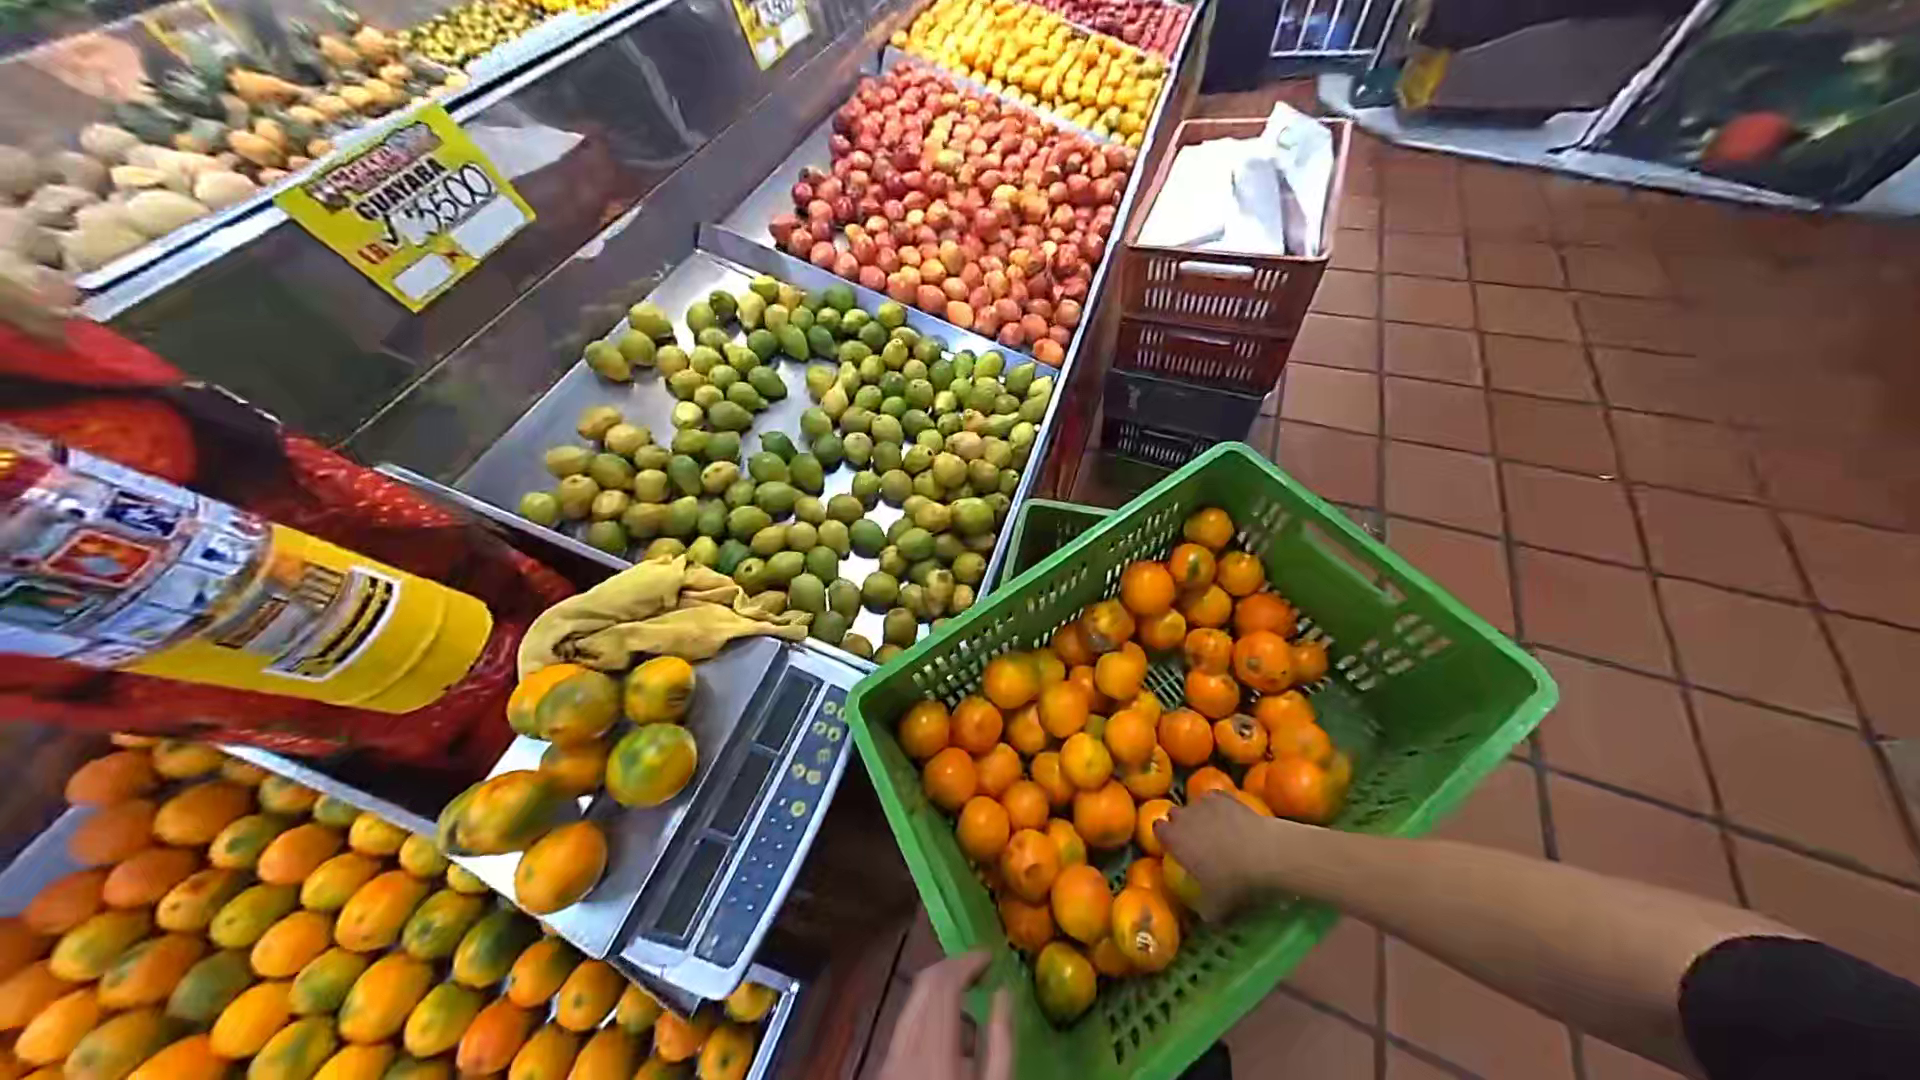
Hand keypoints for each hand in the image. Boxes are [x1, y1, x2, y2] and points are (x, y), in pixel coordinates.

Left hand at [877, 951, 1011, 1079]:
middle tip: (982, 973)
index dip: (966, 961)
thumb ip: (1001, 1042)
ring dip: (941, 994)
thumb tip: (1004, 993)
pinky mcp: (883, 1073)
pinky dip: (929, 1019)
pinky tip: (952, 1044)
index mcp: (932, 1049)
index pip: (942, 981)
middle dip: (953, 970)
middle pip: (923, 984)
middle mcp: (902, 1046)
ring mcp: (888, 1060)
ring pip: (913, 1004)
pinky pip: (906, 1027)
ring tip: (972, 1008)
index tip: (991, 957)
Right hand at [1153, 792, 1287, 921]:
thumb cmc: (1233, 882)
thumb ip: (1205, 910)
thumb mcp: (1217, 907)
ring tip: (1217, 829)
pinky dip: (1220, 806)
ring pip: (1195, 804)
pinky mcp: (1225, 796)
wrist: (1264, 854)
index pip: (1158, 829)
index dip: (1166, 836)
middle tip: (1197, 841)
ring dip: (1201, 814)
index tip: (1176, 848)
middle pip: (1175, 813)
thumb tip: (1205, 916)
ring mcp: (1204, 802)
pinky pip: (1215, 799)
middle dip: (1182, 823)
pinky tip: (1232, 818)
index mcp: (1174, 838)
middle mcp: (1183, 816)